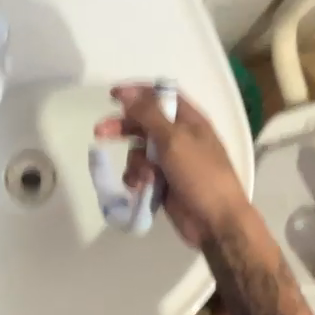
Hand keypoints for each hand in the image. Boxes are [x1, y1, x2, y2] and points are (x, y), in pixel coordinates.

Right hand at [102, 84, 251, 247]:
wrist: (215, 222)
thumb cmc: (201, 175)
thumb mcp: (174, 140)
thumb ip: (149, 114)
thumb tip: (128, 92)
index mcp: (190, 121)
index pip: (162, 96)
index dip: (138, 92)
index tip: (113, 95)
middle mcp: (180, 138)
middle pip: (145, 124)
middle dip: (124, 128)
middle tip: (100, 132)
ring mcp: (172, 162)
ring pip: (140, 152)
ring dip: (134, 162)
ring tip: (140, 178)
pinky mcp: (164, 184)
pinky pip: (141, 174)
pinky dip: (136, 179)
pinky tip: (139, 189)